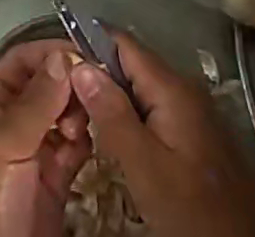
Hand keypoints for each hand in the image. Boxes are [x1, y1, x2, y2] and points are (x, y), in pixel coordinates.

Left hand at [0, 41, 93, 236]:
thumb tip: (63, 57)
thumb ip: (36, 100)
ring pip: (66, 112)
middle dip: (71, 85)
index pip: (23, 59)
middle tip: (93, 90)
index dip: (51, 53)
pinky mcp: (55, 175)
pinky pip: (76, 145)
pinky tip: (90, 142)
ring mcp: (35, 146)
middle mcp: (13, 117)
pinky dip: (86, 140)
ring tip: (83, 126)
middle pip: (49, 84)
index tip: (84, 53)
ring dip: (79, 113)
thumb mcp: (5, 142)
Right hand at [72, 34, 254, 236]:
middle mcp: (185, 89)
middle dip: (97, 78)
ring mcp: (194, 112)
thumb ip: (112, 114)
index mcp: (172, 87)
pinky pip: (155, 112)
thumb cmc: (195, 211)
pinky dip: (131, 121)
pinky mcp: (196, 136)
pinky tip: (116, 144)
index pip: (122, 42)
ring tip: (83, 126)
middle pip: (130, 65)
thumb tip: (80, 64)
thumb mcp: (146, 167)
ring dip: (112, 102)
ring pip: (141, 91)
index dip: (88, 45)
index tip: (58, 64)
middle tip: (67, 106)